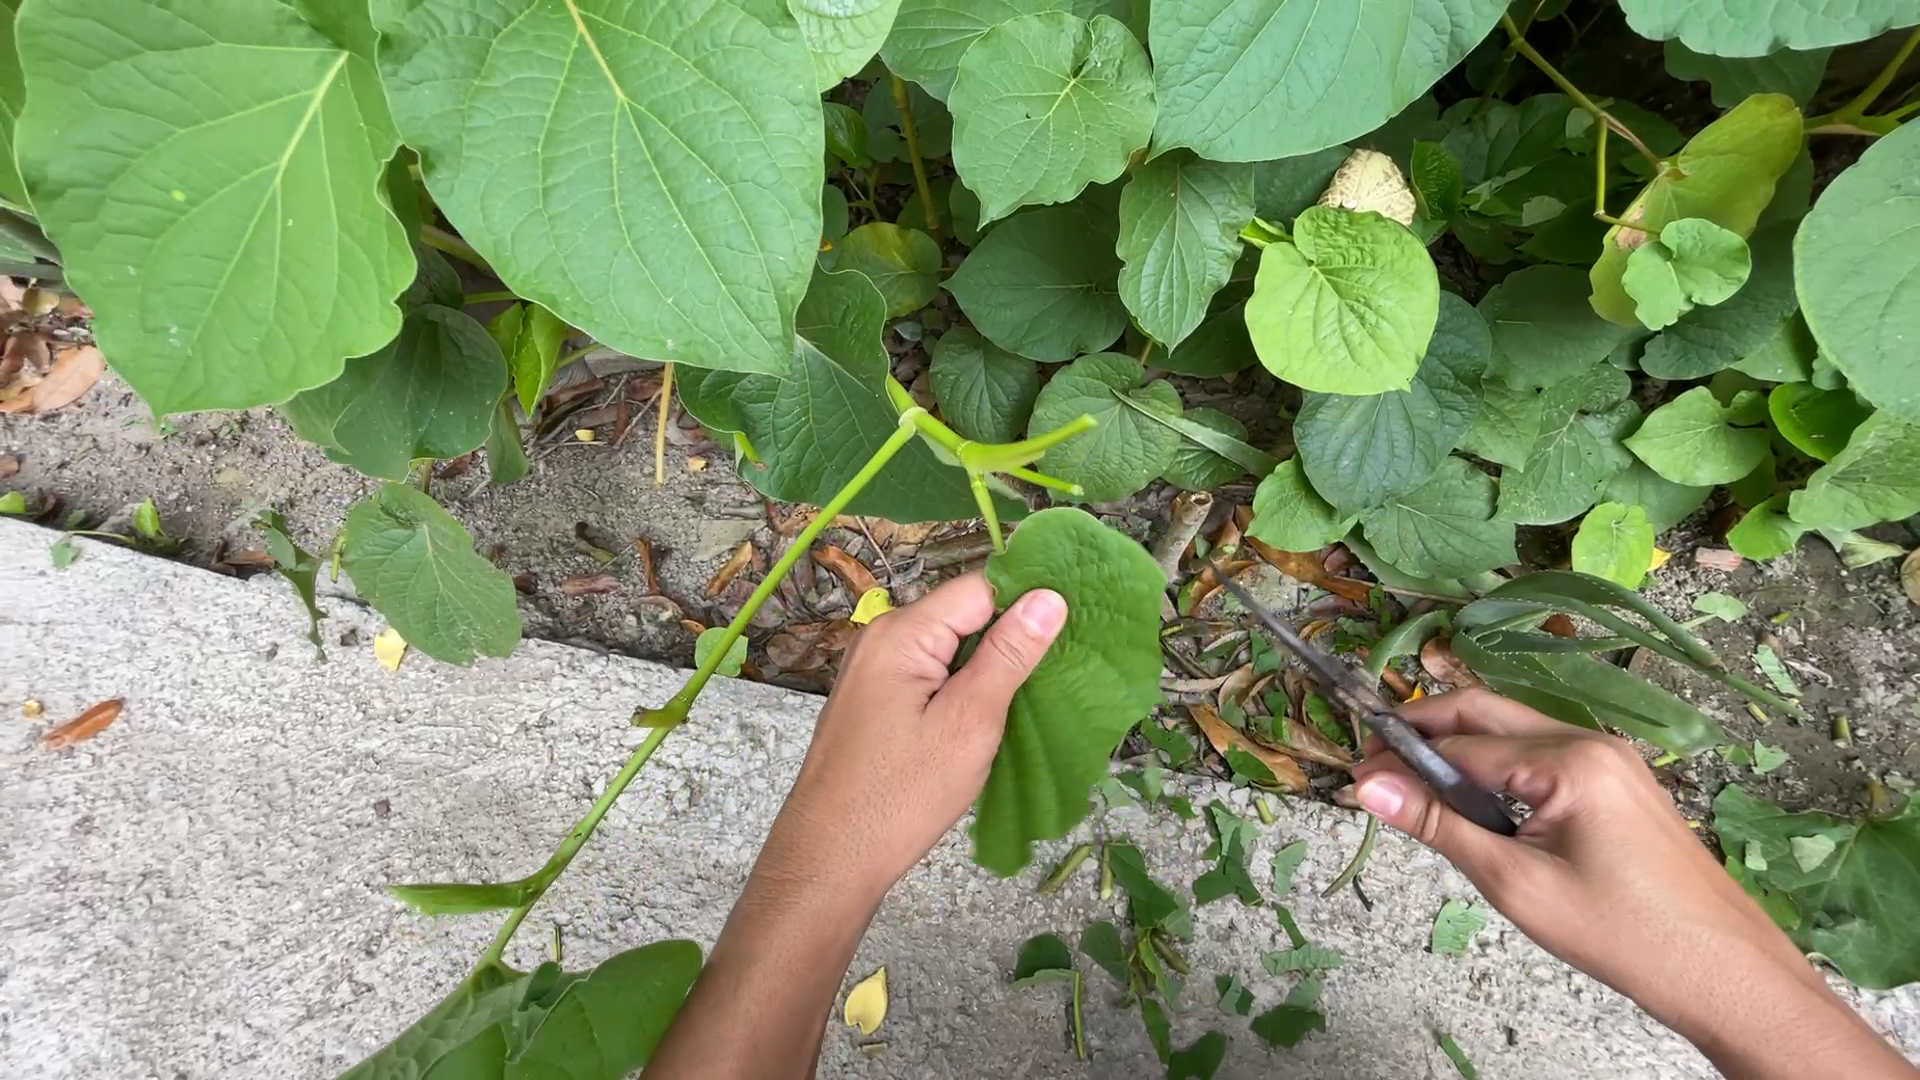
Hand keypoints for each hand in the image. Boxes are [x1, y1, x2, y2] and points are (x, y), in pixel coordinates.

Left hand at [757, 571, 1067, 903]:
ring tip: (1026, 696)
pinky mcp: (872, 697)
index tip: (1070, 627)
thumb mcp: (969, 722)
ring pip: (946, 645)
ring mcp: (872, 667)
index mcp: (902, 631)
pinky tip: (983, 715)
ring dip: (984, 665)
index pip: (979, 588)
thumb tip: (1049, 597)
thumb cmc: (901, 795)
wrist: (828, 859)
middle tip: (1055, 671)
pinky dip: (958, 685)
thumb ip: (1009, 654)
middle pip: (961, 614)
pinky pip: (927, 671)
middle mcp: (880, 636)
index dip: (1026, 602)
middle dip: (1006, 637)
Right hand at [1351, 690, 1913, 1079]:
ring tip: (1419, 788)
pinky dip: (1491, 764)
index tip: (1360, 780)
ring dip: (1455, 746)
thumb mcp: (1514, 881)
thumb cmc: (1622, 936)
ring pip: (1506, 729)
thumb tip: (1365, 786)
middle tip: (1379, 767)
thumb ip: (1434, 824)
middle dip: (1421, 730)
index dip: (1401, 758)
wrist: (1739, 987)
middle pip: (1480, 711)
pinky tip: (1474, 801)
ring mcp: (1608, 757)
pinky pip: (1534, 751)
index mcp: (1568, 761)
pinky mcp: (1615, 779)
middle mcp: (1588, 741)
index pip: (1458, 743)